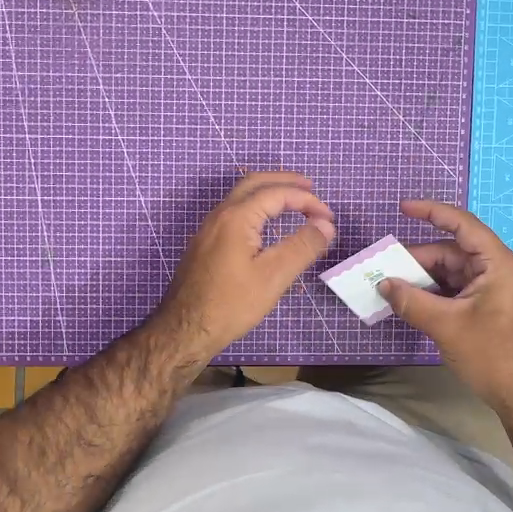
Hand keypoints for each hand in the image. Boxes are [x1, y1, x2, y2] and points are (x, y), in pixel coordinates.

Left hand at [148, 172, 336, 364]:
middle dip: (284, 182)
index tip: (328, 217)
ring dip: (268, 194)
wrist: (184, 329)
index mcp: (236, 217)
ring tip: (291, 202)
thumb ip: (302, 246)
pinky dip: (255, 208)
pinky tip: (264, 226)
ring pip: (240, 198)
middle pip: (253, 183)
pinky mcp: (204, 245)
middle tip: (310, 187)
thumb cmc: (230, 304)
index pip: (276, 193)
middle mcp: (219, 216)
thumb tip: (326, 224)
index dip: (306, 200)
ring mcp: (208, 230)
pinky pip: (233, 214)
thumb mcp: (273, 276)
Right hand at [377, 199, 512, 405]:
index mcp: (498, 265)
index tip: (403, 208)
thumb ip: (411, 301)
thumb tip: (384, 284)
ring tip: (393, 288)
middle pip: (454, 252)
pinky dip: (436, 294)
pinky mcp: (492, 309)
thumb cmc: (493, 355)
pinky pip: (459, 291)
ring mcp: (497, 291)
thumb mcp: (446, 326)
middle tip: (385, 269)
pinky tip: (413, 302)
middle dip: (419, 259)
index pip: (463, 225)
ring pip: (454, 273)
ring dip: (425, 279)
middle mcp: (500, 271)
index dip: (432, 212)